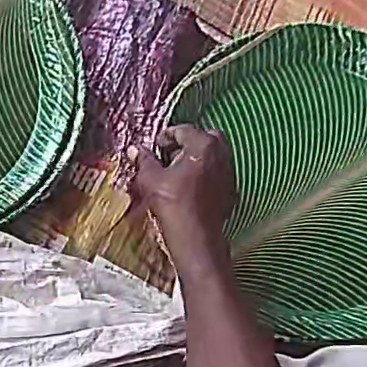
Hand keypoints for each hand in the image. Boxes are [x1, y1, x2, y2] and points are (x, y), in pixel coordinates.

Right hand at [132, 125, 237, 243]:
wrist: (195, 236)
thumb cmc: (173, 204)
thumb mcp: (150, 180)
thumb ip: (144, 161)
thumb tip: (135, 150)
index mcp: (203, 145)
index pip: (183, 130)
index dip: (166, 136)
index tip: (155, 145)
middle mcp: (221, 153)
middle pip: (204, 138)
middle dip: (186, 143)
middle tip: (168, 156)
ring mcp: (229, 171)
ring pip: (213, 155)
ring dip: (196, 158)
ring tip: (178, 171)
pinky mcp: (231, 189)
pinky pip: (217, 173)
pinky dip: (204, 174)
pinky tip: (190, 187)